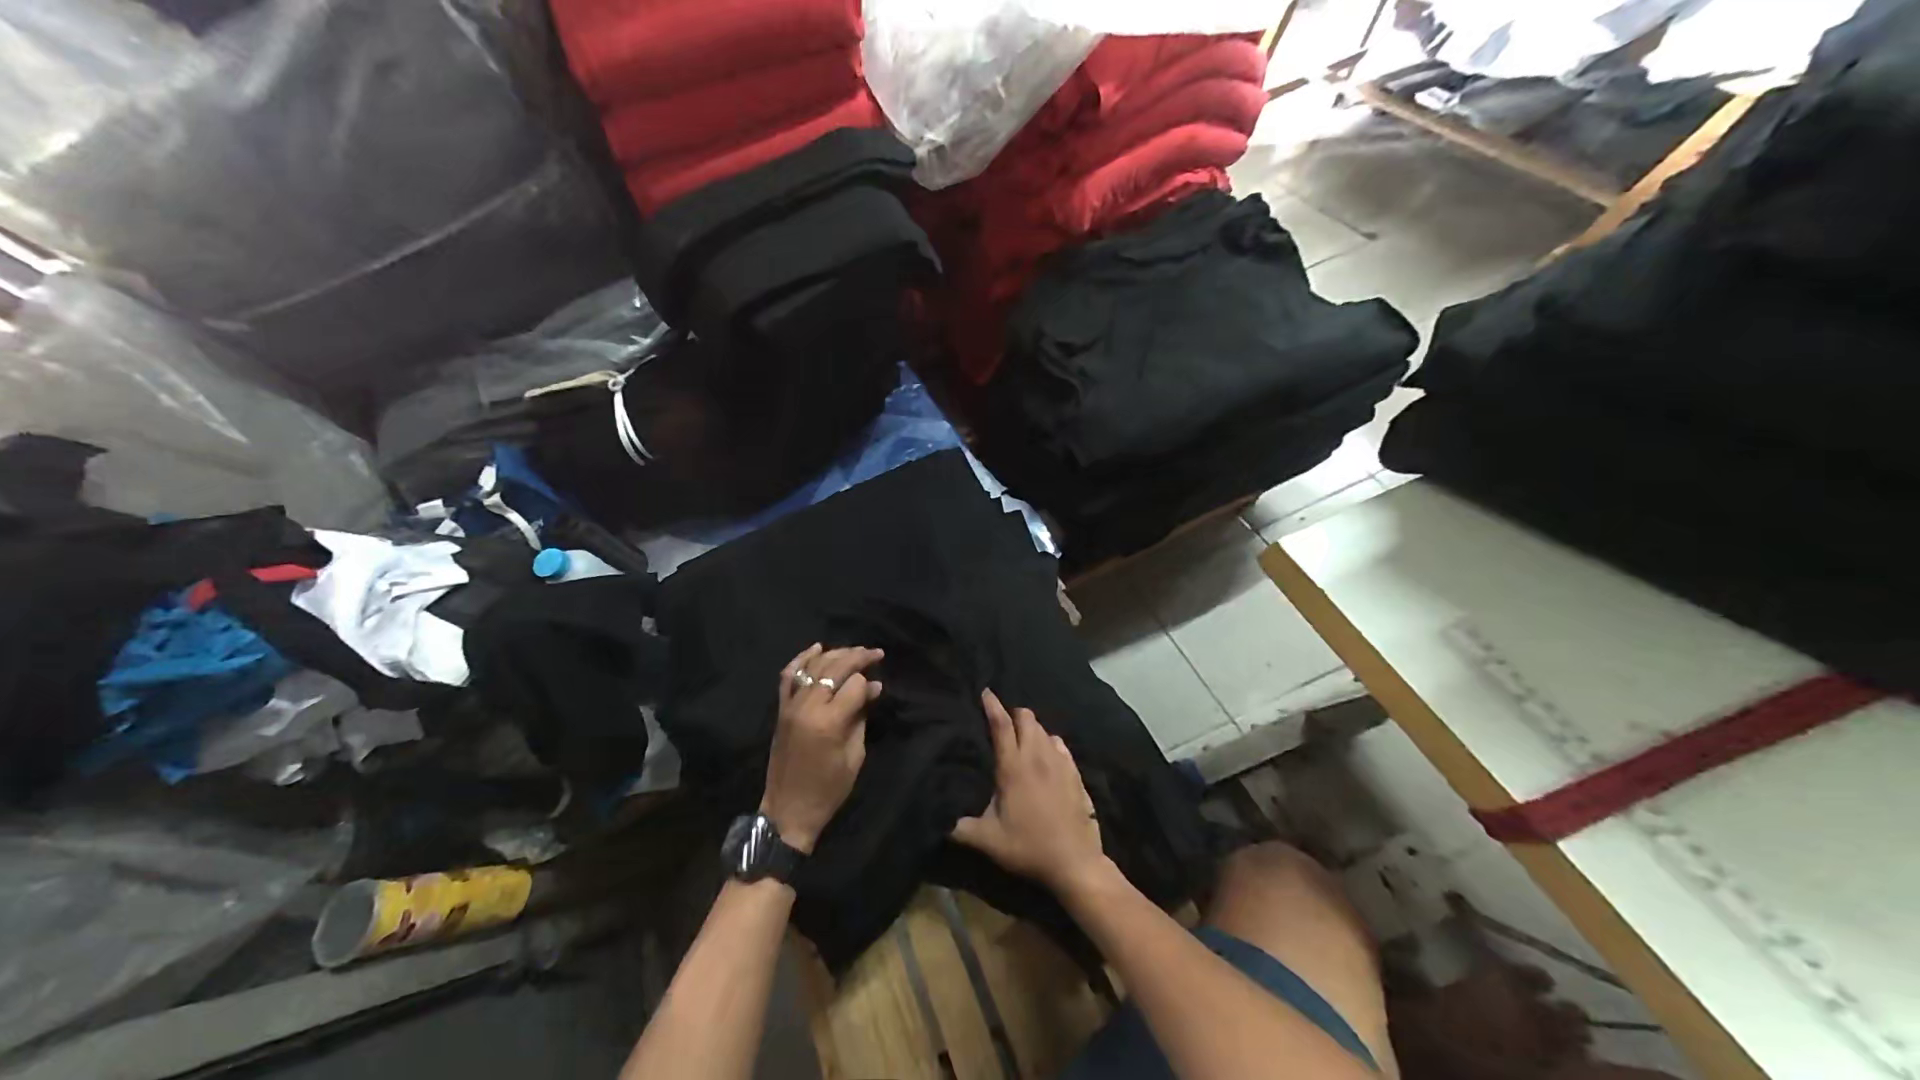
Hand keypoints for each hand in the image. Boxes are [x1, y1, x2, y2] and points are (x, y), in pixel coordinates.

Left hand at [761, 643, 882, 852]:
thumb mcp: (854, 755)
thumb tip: (873, 688)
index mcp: (829, 722)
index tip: (877, 689)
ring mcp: (790, 706)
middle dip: (857, 657)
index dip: (868, 684)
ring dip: (834, 654)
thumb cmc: (829, 789)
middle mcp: (807, 707)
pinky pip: (788, 676)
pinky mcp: (781, 709)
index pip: (854, 685)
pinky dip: (802, 659)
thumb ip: (862, 717)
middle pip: (834, 668)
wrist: (789, 810)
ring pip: (813, 666)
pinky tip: (817, 648)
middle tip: (876, 653)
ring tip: (854, 650)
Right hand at [951, 689, 1107, 893]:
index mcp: (1013, 767)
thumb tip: (938, 818)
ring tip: (1022, 739)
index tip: (985, 692)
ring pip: (1045, 729)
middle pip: (1026, 718)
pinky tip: (1046, 755)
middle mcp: (1038, 757)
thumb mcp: (987, 840)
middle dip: (1013, 714)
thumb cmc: (1028, 847)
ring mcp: (1060, 763)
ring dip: (1032, 728)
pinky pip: (1061, 745)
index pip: (1001, 725)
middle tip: (1001, 722)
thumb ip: (959, 827)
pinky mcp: (1076, 774)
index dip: (992, 705)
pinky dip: (1050, 743)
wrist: (1074, 862)